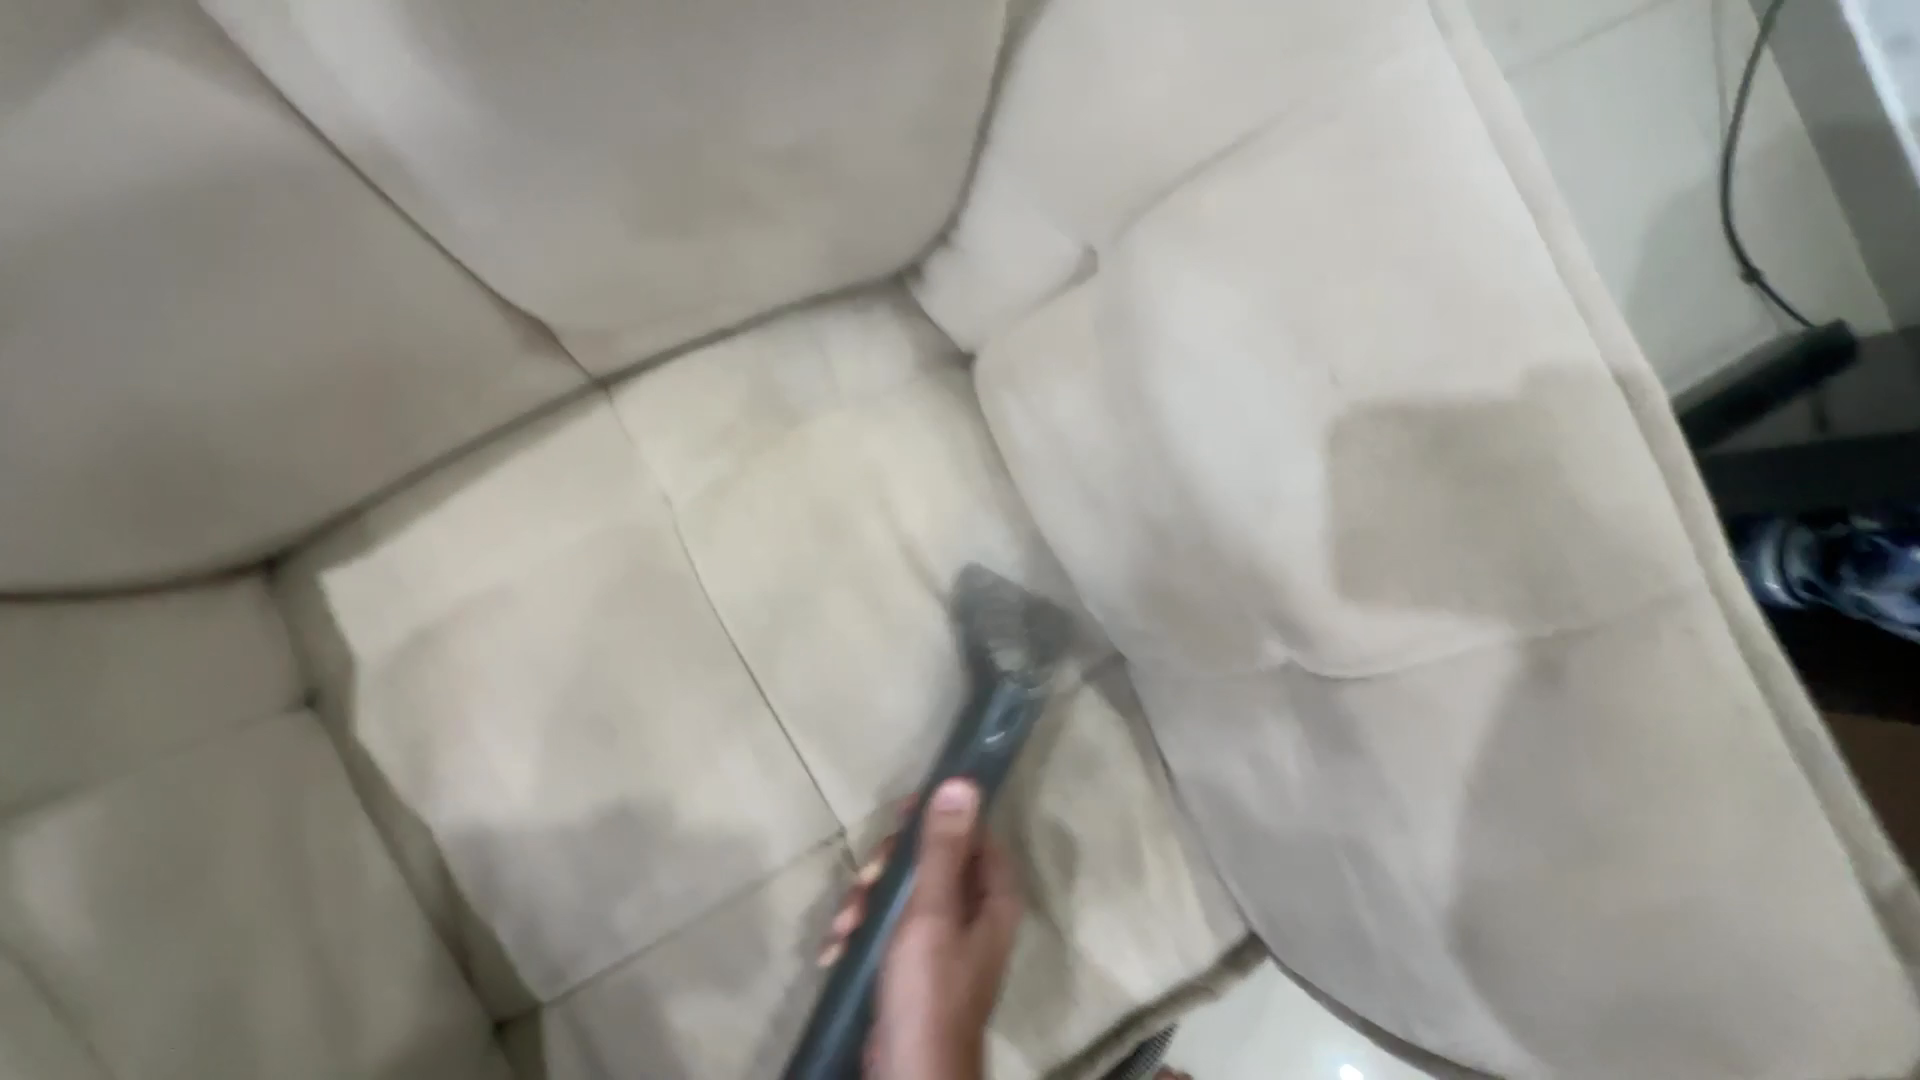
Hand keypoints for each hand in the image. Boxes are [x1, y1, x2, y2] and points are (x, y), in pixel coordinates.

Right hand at [819, 780, 1021, 1079]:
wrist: (910, 1075)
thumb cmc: (928, 990)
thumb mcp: (931, 911)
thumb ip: (943, 849)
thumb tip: (963, 782)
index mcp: (993, 896)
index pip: (973, 833)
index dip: (939, 817)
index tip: (900, 813)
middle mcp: (976, 913)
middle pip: (933, 862)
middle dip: (890, 869)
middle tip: (866, 879)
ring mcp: (946, 942)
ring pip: (906, 894)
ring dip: (868, 902)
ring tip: (844, 925)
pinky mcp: (918, 966)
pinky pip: (892, 928)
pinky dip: (864, 932)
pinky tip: (837, 948)